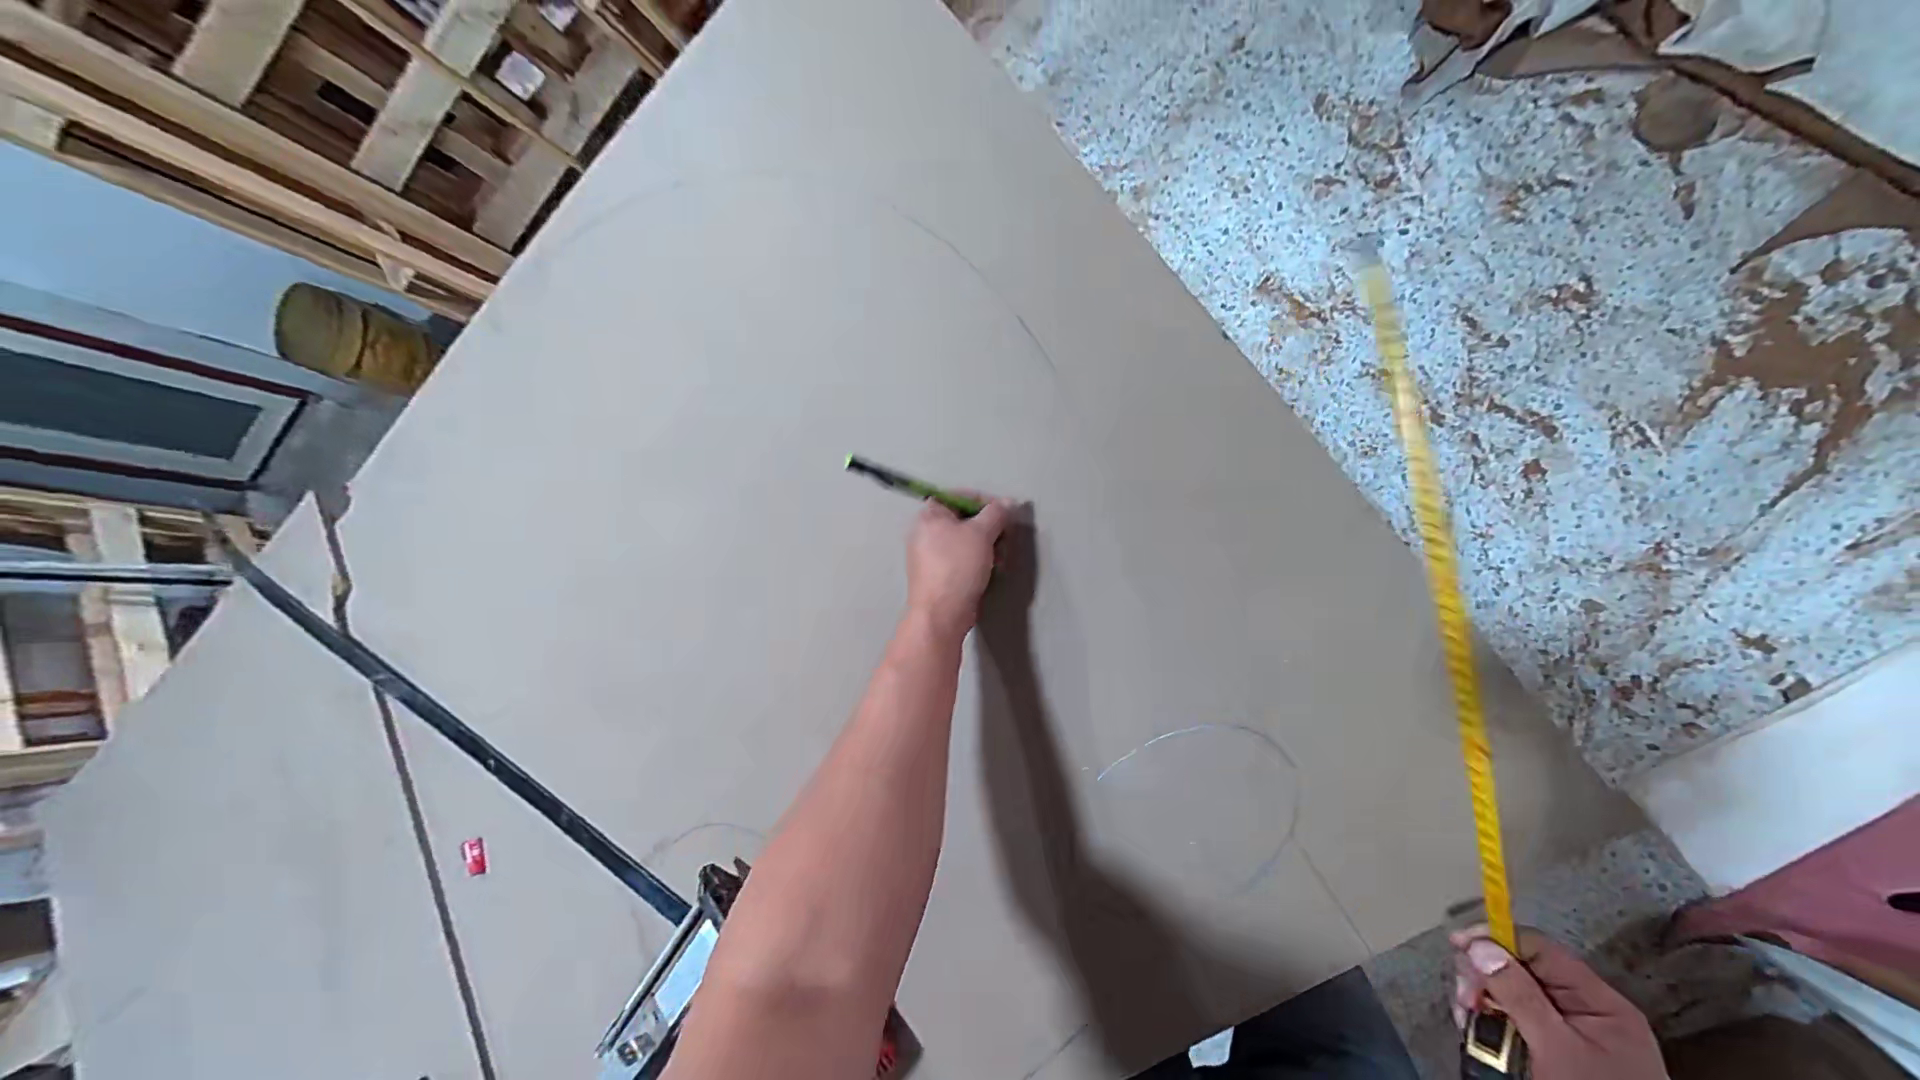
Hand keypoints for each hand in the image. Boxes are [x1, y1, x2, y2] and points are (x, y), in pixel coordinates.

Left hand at [905, 497, 1012, 637]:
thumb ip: (996, 513)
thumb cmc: (958, 566)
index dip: (985, 500)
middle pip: (965, 519)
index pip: (960, 495)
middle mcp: (926, 531)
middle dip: (990, 528)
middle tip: (1005, 537)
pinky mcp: (940, 574)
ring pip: (966, 540)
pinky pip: (963, 558)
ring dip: (988, 545)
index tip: (1005, 513)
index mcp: (929, 515)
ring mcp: (931, 555)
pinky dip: (979, 559)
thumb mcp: (981, 533)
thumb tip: (1008, 502)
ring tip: (1001, 557)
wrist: (942, 613)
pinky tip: (993, 569)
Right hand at [1451, 925, 1667, 1079]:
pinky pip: (1511, 1015)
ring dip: (1481, 998)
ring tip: (1467, 1017)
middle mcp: (1583, 1008)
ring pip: (1510, 990)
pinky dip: (1489, 1017)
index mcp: (1599, 1003)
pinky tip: (1476, 1027)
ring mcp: (1567, 1029)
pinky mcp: (1549, 1046)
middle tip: (1465, 996)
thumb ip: (1519, 994)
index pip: (1540, 948)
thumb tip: (1480, 946)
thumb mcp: (1556, 1048)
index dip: (1496, 938)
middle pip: (1520, 967)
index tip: (1459, 944)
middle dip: (1484, 975)